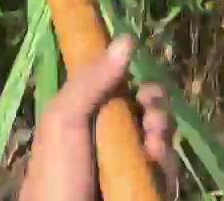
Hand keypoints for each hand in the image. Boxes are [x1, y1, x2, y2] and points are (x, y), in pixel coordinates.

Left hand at [20, 36, 176, 200]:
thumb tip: (127, 37)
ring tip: (153, 141)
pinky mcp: (144, 188)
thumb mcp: (65, 119)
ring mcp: (129, 164)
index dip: (136, 77)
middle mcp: (110, 134)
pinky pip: (166, 168)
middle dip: (156, 105)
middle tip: (151, 114)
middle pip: (147, 107)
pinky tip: (156, 161)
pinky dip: (166, 161)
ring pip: (161, 135)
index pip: (120, 84)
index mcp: (88, 112)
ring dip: (163, 131)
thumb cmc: (57, 171)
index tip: (143, 80)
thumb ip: (93, 79)